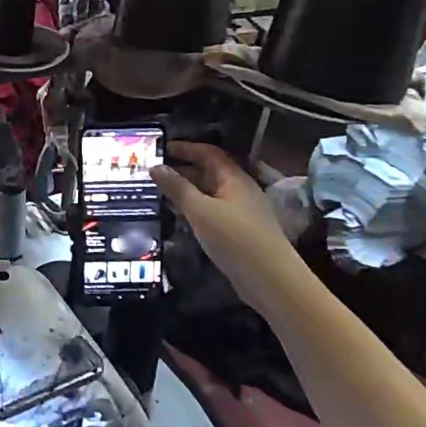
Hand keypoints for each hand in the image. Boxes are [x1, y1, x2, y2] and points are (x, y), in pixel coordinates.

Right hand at [153, 142, 301, 296]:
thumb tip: (156, 167)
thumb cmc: (234, 238)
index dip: (186, 148)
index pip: (208, 153)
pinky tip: (181, 218)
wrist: (270, 278)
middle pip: (210, 172)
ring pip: (211, 193)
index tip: (162, 148)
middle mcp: (240, 189)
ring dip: (188, 191)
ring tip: (161, 193)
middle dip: (184, 169)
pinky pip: (214, 211)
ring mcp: (242, 211)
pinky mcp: (240, 231)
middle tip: (155, 172)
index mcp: (233, 178)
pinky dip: (196, 209)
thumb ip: (178, 188)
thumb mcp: (201, 211)